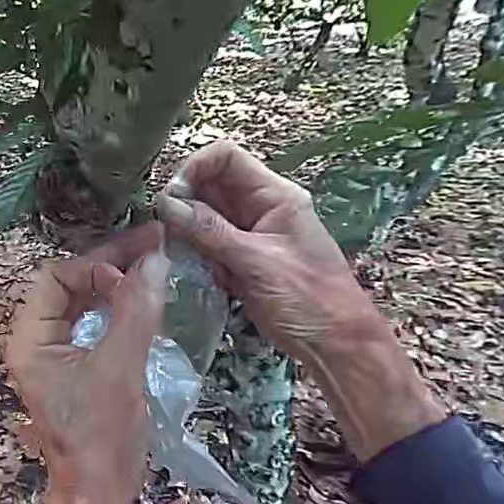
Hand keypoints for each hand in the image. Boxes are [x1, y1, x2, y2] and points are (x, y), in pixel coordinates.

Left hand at [1, 223, 168, 503]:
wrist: (100, 497)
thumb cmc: (101, 437)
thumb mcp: (119, 369)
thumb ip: (135, 311)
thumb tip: (155, 260)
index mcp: (30, 339)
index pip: (57, 278)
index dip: (97, 264)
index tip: (138, 266)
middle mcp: (37, 342)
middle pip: (70, 286)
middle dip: (111, 265)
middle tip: (154, 245)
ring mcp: (57, 357)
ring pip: (86, 304)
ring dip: (118, 285)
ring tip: (156, 266)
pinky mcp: (79, 370)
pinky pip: (97, 325)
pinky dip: (121, 309)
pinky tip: (148, 302)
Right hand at [155, 141, 446, 460]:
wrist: (336, 345)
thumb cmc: (308, 300)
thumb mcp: (257, 263)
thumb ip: (210, 232)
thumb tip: (167, 204)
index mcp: (275, 196)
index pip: (225, 157)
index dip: (193, 168)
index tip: (171, 199)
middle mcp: (260, 208)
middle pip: (210, 187)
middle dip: (186, 208)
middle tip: (171, 237)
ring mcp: (250, 235)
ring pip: (204, 219)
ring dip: (190, 237)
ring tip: (193, 263)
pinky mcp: (241, 261)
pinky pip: (209, 247)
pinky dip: (199, 258)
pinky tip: (207, 278)